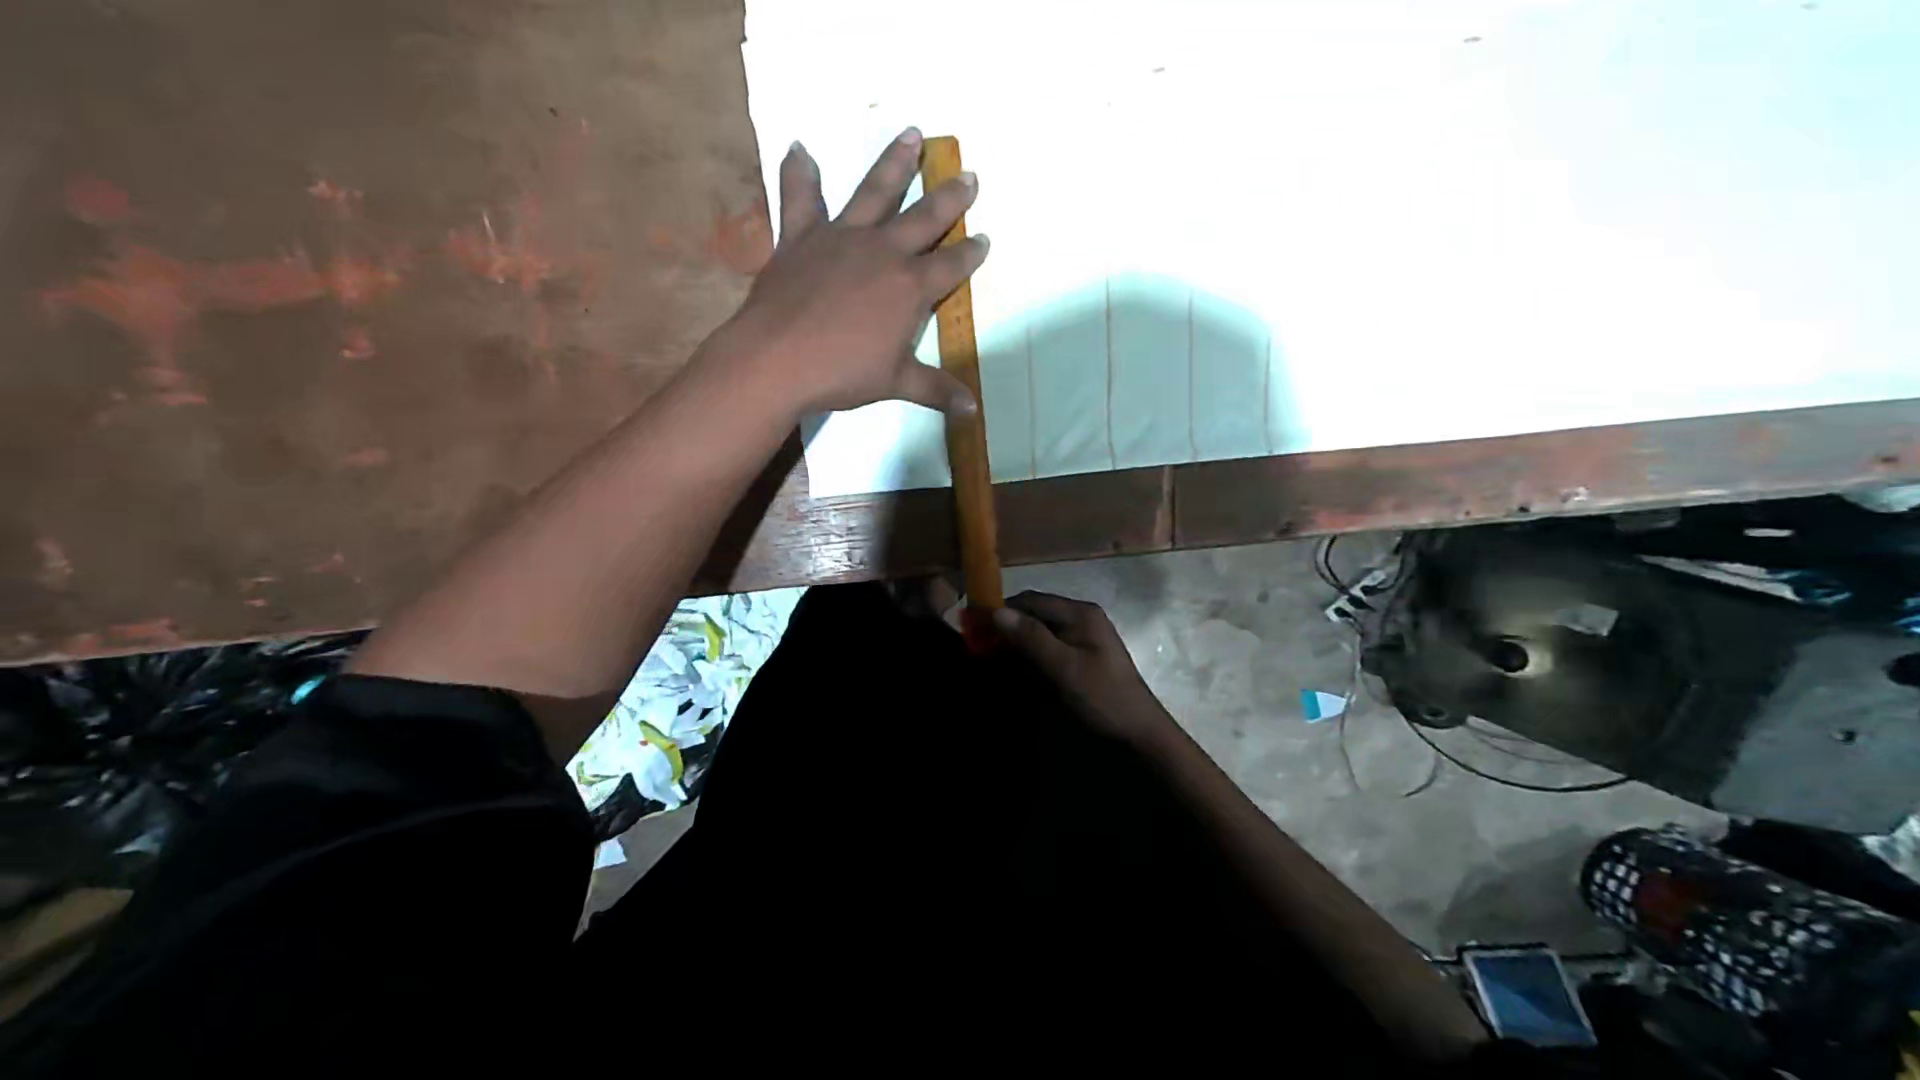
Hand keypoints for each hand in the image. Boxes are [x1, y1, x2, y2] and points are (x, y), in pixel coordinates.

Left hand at [710, 127, 989, 418]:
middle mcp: (882, 252)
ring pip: (874, 192)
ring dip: (896, 162)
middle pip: (924, 218)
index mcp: (909, 287)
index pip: (950, 265)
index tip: (984, 238)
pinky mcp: (801, 237)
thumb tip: (972, 411)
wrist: (777, 359)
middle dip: (949, 198)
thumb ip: (936, 389)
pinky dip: (799, 174)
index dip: (970, 254)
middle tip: (969, 175)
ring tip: (912, 133)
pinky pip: (800, 198)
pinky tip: (799, 148)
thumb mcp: (894, 382)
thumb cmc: (841, 373)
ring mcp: (841, 238)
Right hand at [991, 591, 1179, 745]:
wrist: (1139, 732)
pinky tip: (1016, 672)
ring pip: (1038, 633)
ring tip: (991, 660)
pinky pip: (1047, 649)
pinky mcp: (1080, 658)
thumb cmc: (1103, 697)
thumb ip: (1031, 638)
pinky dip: (1029, 657)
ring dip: (1016, 645)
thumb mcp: (1064, 667)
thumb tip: (996, 611)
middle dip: (1007, 629)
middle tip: (978, 647)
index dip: (1002, 610)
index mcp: (1080, 613)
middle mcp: (1081, 619)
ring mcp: (1082, 638)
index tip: (974, 626)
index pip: (1031, 600)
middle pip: (1034, 615)